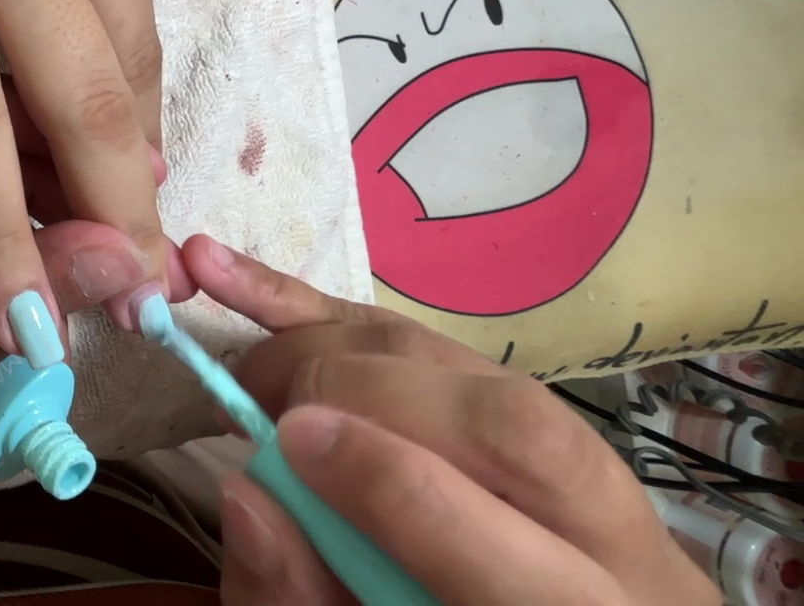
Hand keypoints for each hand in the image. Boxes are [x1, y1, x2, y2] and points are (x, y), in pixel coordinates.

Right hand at [178, 237, 717, 605]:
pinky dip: (305, 302)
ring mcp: (573, 458)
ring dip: (324, 343)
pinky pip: (403, 331)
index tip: (279, 444)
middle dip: (349, 392)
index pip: (510, 555)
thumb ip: (297, 598)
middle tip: (253, 415)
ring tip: (248, 380)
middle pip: (504, 426)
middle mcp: (616, 546)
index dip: (385, 483)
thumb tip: (244, 494)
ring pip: (453, 360)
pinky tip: (226, 270)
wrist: (476, 605)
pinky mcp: (501, 396)